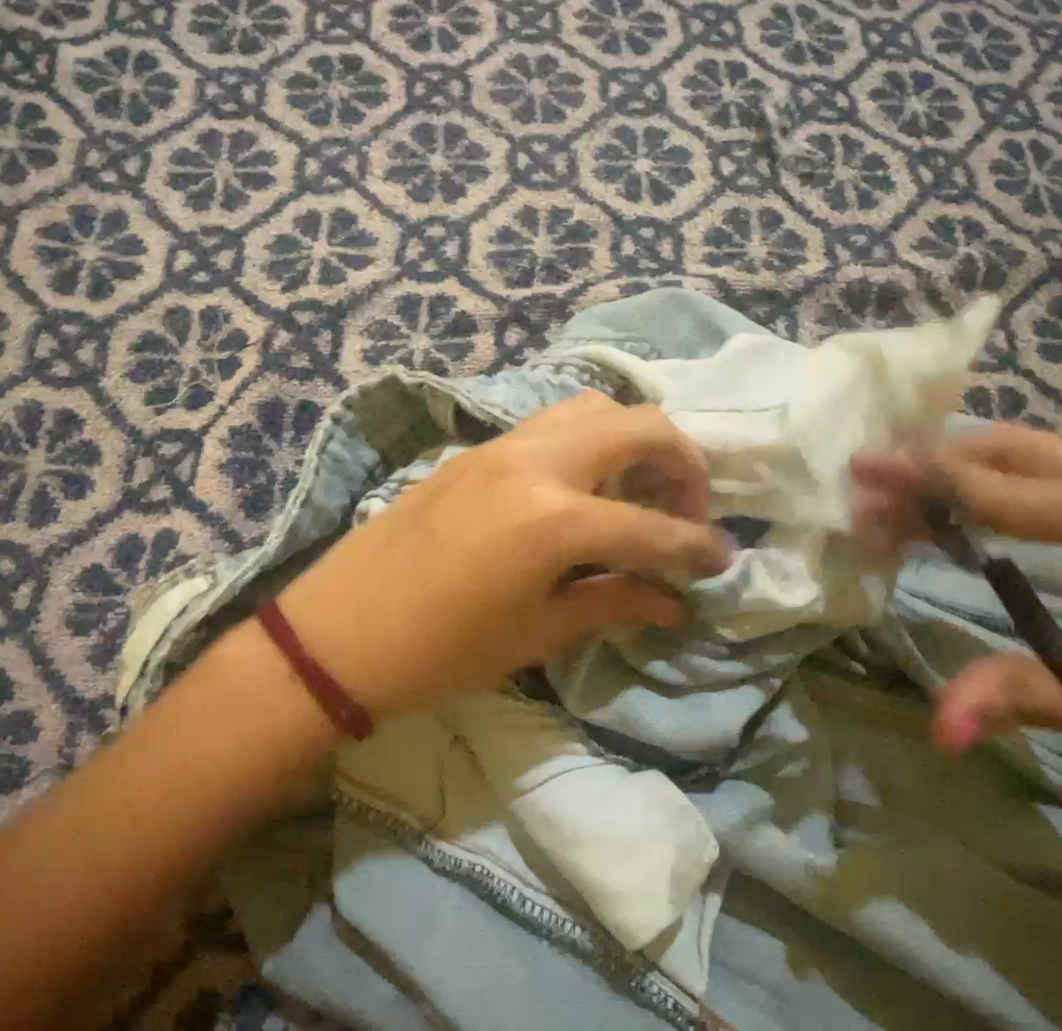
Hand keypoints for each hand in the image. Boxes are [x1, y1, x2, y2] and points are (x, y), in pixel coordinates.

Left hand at [275, 391, 731, 720]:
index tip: (722, 561)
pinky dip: (585, 440)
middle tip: (686, 509)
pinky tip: (582, 487)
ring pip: (590, 408)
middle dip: (681, 462)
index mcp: (555, 520)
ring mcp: (498, 447)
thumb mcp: (536, 634)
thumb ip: (612, 604)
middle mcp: (534, 464)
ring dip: (630, 438)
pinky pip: (548, 423)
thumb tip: (674, 603)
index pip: (653, 526)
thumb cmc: (441, 652)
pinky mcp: (472, 450)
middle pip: (637, 426)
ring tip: (636, 489)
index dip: (697, 547)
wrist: (339, 635)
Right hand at [852, 424, 1061, 840]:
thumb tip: (934, 728)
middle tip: (870, 476)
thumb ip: (1026, 699)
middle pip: (1038, 449)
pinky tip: (984, 499)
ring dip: (978, 466)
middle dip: (945, 460)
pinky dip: (1017, 481)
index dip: (935, 485)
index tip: (864, 471)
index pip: (1026, 492)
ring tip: (908, 489)